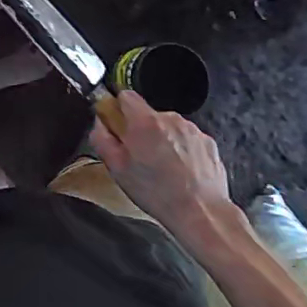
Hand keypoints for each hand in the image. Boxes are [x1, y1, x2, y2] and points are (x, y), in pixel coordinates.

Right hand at [90, 91, 233, 237]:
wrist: (200, 211)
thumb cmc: (158, 193)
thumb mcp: (117, 170)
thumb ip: (102, 140)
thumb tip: (99, 124)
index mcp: (145, 122)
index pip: (126, 96)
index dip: (119, 110)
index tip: (118, 126)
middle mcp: (170, 118)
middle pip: (148, 115)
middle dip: (142, 131)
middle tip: (140, 158)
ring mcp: (191, 129)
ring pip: (169, 128)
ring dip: (163, 142)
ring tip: (163, 171)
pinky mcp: (207, 141)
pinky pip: (187, 139)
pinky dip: (182, 151)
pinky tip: (181, 173)